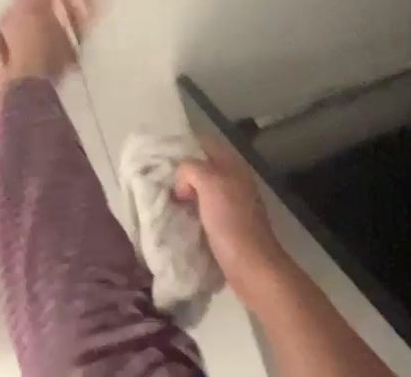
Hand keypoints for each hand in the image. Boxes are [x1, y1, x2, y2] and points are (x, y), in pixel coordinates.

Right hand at [174, 142, 294, 305]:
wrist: (251, 267)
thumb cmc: (230, 222)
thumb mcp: (209, 184)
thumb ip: (190, 169)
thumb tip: (181, 182)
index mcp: (233, 166)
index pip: (206, 143)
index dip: (185, 145)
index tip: (162, 155)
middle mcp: (235, 180)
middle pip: (204, 166)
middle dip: (183, 171)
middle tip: (159, 178)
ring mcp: (233, 204)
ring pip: (203, 189)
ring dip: (186, 192)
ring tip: (164, 199)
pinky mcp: (229, 225)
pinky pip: (204, 209)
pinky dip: (191, 211)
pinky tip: (178, 218)